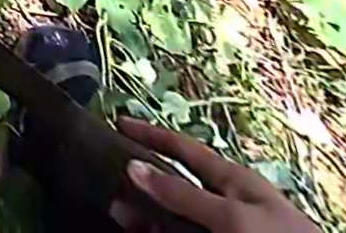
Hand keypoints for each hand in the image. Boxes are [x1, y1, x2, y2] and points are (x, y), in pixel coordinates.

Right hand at [109, 120, 319, 232]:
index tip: (118, 122)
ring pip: (179, 219)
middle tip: (112, 190)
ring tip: (122, 218)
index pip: (183, 146)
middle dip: (144, 186)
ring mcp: (229, 232)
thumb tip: (133, 166)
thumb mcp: (233, 218)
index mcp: (233, 180)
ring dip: (150, 219)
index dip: (150, 132)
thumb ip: (183, 195)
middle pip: (176, 187)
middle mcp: (228, 204)